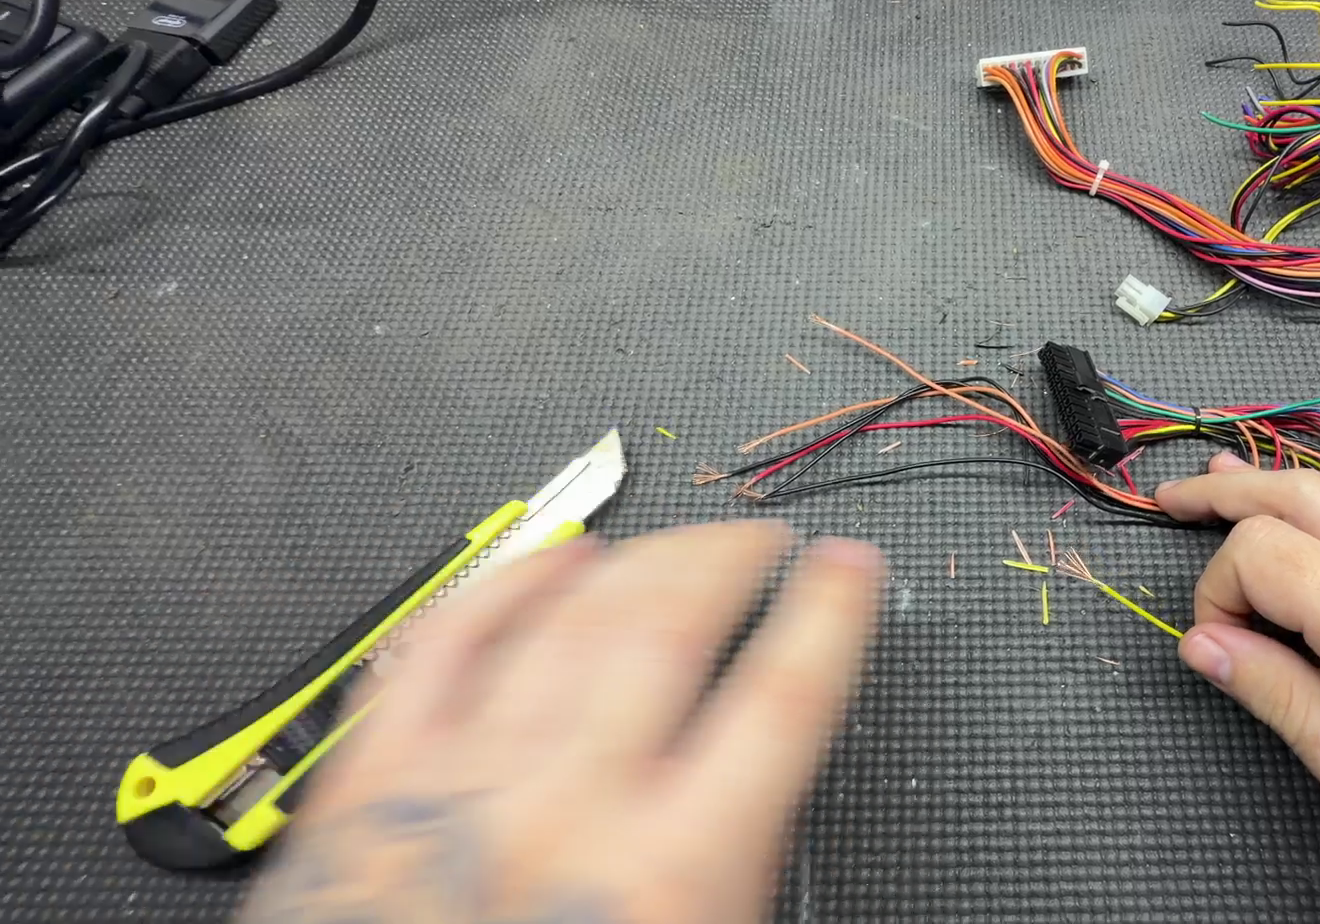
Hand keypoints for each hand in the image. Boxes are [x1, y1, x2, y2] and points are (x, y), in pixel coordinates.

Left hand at [235, 521, 883, 923]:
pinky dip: (513, 581)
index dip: (832, 610)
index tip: (850, 565)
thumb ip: (751, 845)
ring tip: (687, 540)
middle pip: (674, 626)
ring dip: (648, 556)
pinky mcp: (372, 786)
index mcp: (671, 876)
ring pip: (576, 615)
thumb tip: (780, 750)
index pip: (784, 697)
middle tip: (763, 538)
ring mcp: (466, 786)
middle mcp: (568, 815)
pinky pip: (445, 641)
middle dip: (734, 557)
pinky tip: (562, 556)